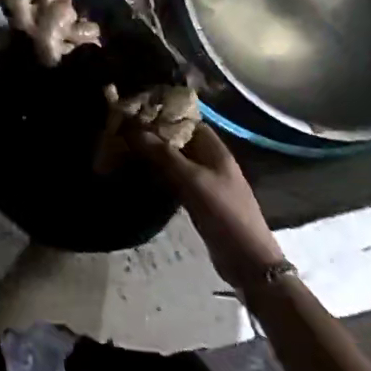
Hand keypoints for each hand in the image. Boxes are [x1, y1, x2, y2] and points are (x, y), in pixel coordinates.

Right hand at [129, 124, 285, 294]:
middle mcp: (210, 161)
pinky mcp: (198, 199)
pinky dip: (158, 173)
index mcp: (215, 150)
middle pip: (180, 140)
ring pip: (175, 159)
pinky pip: (174, 178)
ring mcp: (205, 181)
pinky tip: (139, 172)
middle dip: (155, 134)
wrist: (246, 259)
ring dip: (154, 154)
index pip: (189, 121)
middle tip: (124, 129)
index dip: (165, 114)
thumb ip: (164, 154)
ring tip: (126, 147)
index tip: (137, 111)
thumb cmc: (223, 212)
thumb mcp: (192, 180)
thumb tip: (134, 129)